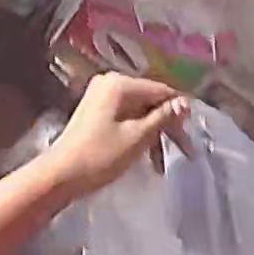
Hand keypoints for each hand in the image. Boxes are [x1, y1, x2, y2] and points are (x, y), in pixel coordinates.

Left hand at [37, 73, 189, 196]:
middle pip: (149, 99)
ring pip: (139, 109)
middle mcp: (110, 81)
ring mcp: (101, 94)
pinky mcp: (97, 108)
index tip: (192, 134)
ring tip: (162, 162)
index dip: (178, 111)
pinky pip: (126, 114)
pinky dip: (138, 132)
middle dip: (166, 125)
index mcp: (119, 83)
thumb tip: (185, 102)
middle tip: (185, 152)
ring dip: (153, 133)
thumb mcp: (136, 138)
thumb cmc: (100, 155)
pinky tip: (146, 154)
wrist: (61, 173)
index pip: (159, 90)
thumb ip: (162, 118)